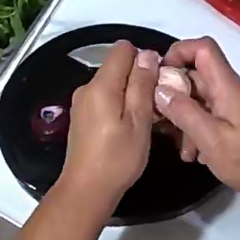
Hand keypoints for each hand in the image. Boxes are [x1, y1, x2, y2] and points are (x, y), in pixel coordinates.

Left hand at [58, 41, 159, 203]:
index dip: (144, 59)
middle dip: (139, 78)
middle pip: (118, 67)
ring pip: (113, 84)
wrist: (86, 190)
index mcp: (101, 85)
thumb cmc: (117, 158)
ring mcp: (82, 103)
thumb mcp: (139, 121)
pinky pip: (105, 99)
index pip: (123, 49)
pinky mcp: (82, 116)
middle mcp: (87, 87)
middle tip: (156, 106)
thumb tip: (147, 54)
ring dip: (131, 95)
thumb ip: (142, 85)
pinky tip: (129, 128)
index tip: (157, 82)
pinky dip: (119, 106)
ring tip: (145, 120)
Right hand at [155, 37, 239, 198]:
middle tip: (162, 122)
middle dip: (175, 96)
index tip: (159, 77)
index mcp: (228, 86)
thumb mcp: (210, 138)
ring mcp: (238, 105)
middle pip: (198, 76)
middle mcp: (233, 89)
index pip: (203, 48)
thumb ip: (183, 111)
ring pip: (202, 99)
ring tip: (184, 151)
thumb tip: (159, 89)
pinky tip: (198, 155)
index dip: (178, 52)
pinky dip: (199, 129)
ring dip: (186, 119)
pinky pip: (212, 114)